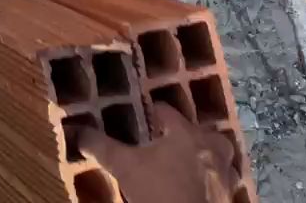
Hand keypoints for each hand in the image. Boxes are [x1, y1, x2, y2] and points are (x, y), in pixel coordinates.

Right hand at [76, 105, 240, 202]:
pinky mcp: (231, 202)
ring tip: (189, 165)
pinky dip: (215, 184)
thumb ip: (99, 145)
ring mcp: (226, 179)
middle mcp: (211, 152)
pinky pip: (226, 186)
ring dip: (211, 160)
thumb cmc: (158, 192)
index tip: (142, 115)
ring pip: (225, 162)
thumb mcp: (123, 166)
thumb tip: (75, 130)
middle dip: (195, 136)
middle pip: (210, 136)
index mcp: (185, 135)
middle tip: (173, 141)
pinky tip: (197, 189)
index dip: (153, 111)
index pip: (168, 111)